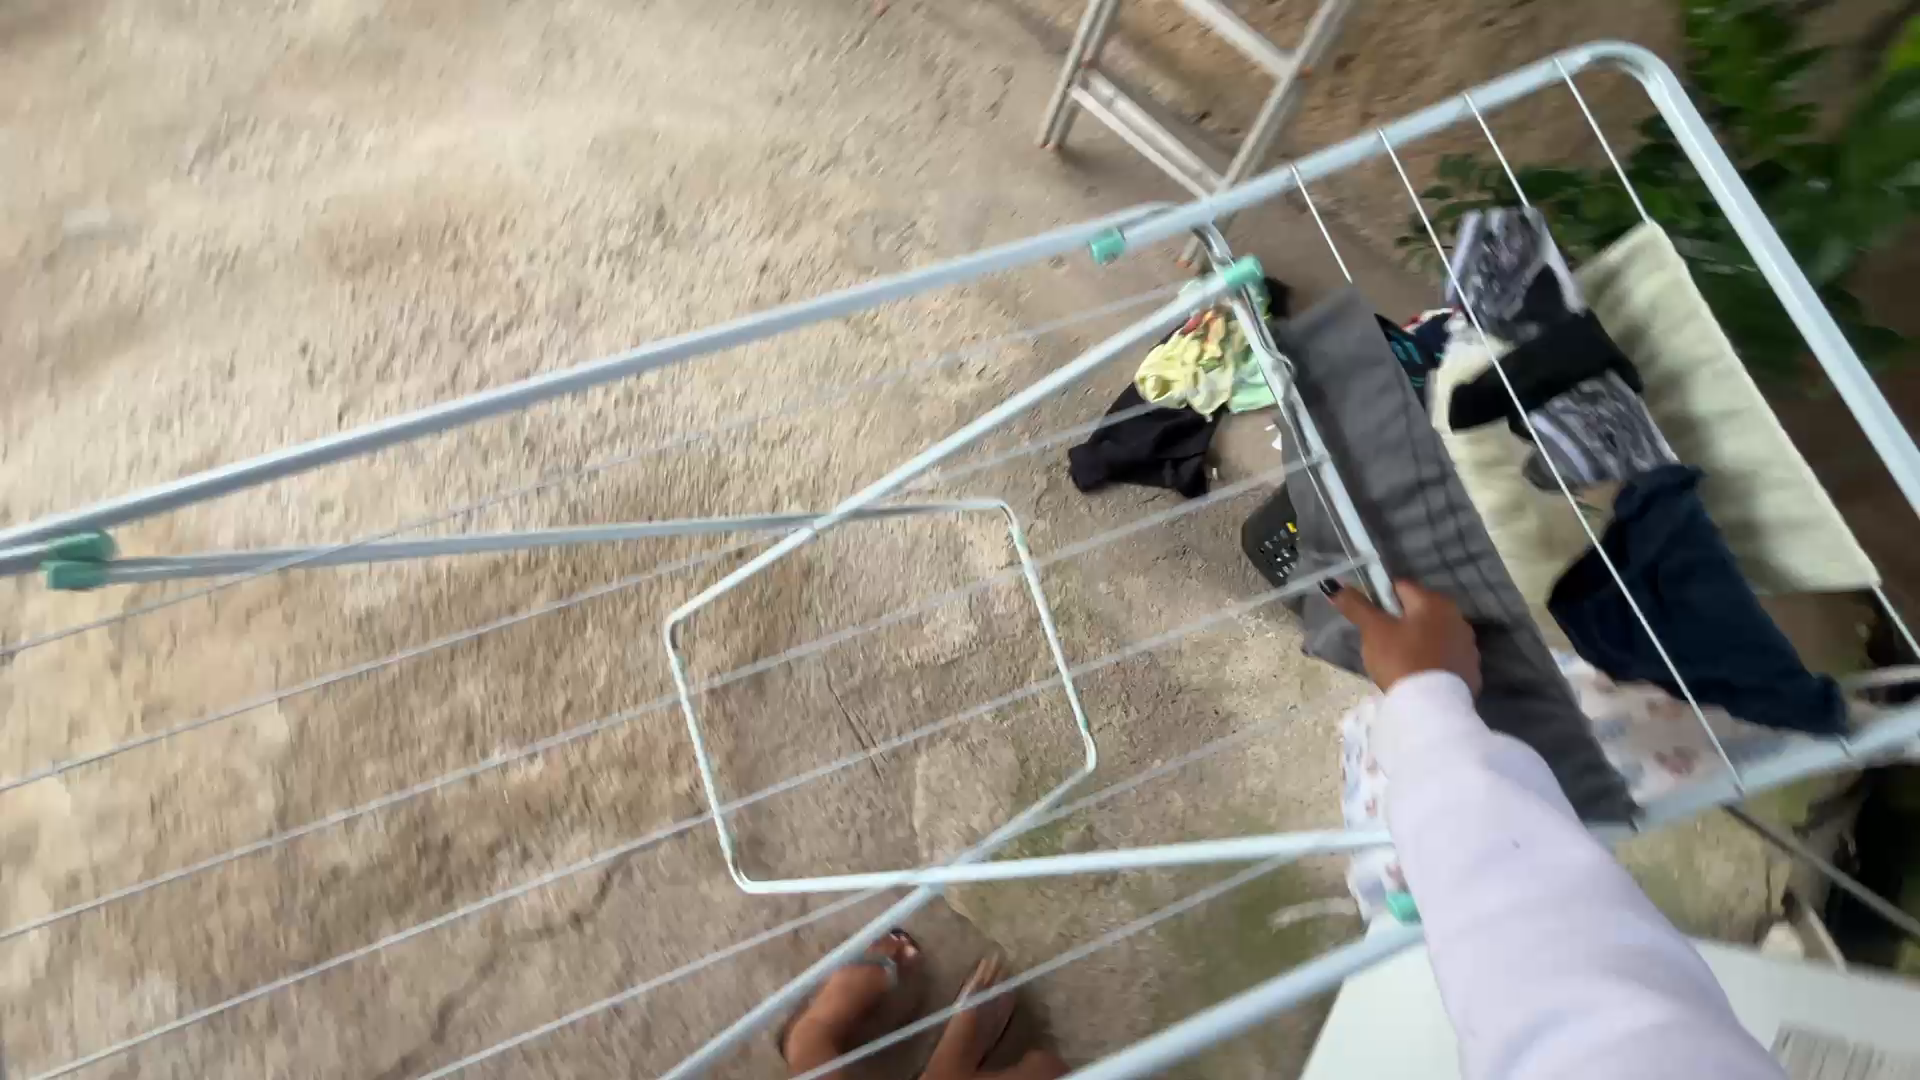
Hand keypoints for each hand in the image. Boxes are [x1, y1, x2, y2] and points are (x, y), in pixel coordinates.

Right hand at [1322, 578, 1481, 694]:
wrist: (1431, 705)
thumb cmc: (1400, 658)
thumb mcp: (1372, 630)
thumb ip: (1355, 605)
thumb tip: (1335, 586)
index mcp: (1434, 602)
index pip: (1400, 587)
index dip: (1379, 599)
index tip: (1369, 618)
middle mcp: (1457, 617)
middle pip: (1417, 611)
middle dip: (1398, 621)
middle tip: (1379, 640)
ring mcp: (1467, 645)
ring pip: (1432, 633)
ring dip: (1416, 639)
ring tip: (1397, 659)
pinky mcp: (1470, 669)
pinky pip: (1443, 656)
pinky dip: (1430, 659)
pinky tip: (1416, 672)